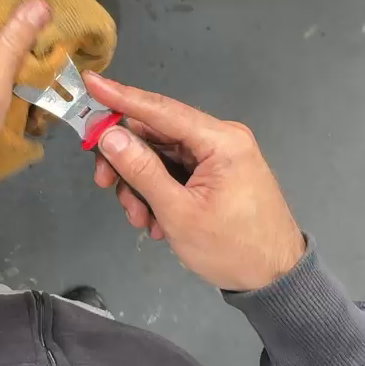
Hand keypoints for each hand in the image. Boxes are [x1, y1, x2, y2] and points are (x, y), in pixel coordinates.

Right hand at [84, 73, 305, 291]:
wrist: (275, 281)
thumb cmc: (232, 248)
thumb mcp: (178, 212)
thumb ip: (142, 170)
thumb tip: (109, 136)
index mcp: (219, 140)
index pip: (159, 110)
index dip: (120, 97)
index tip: (89, 83)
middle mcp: (219, 139)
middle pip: (153, 134)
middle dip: (125, 161)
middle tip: (103, 184)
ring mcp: (217, 156)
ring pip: (158, 156)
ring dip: (140, 185)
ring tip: (141, 220)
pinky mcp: (214, 173)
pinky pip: (172, 171)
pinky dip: (156, 192)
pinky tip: (156, 221)